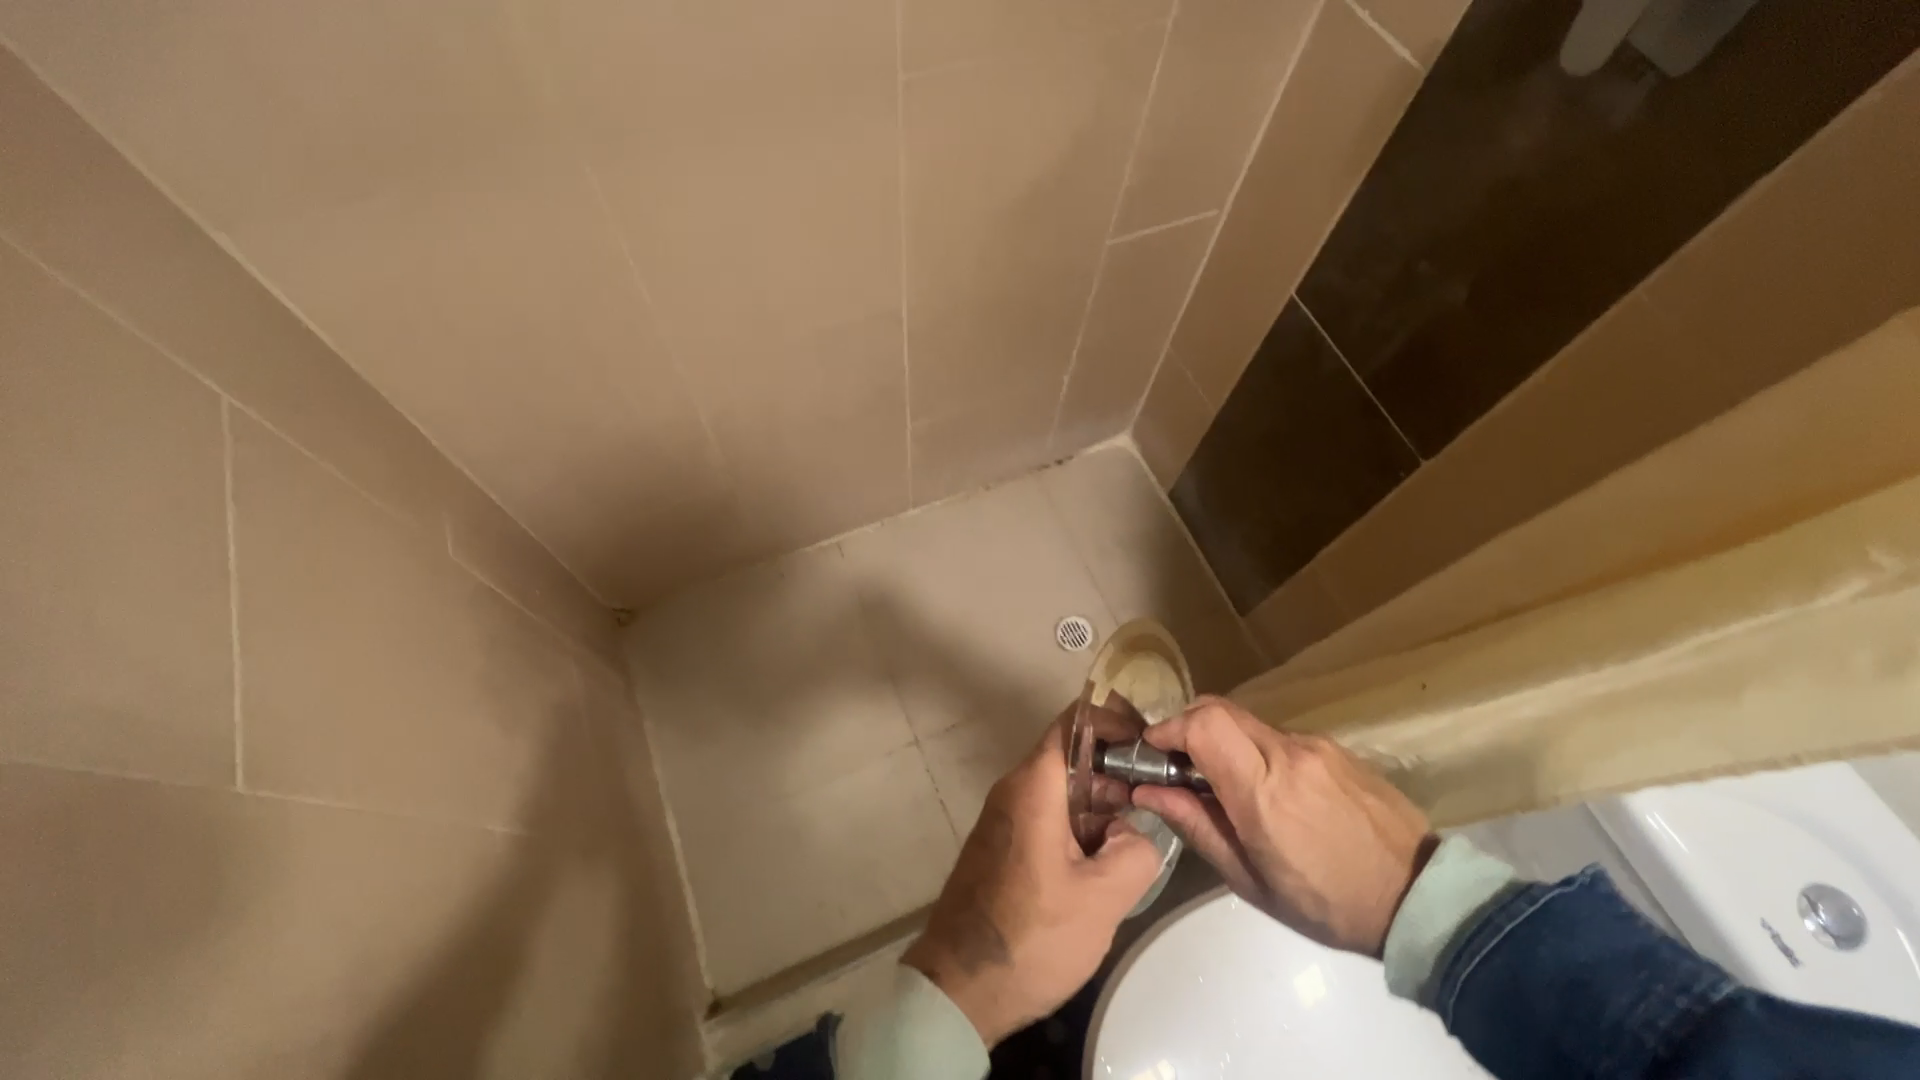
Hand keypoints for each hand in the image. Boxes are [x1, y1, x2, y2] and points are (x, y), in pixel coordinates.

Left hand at [903, 709, 1163, 1045]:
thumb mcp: (1101, 900)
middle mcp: (1014, 792)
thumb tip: (1133, 833)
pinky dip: (1079, 824)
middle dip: (1115, 767)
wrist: (958, 987)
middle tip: (1158, 791)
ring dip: (1100, 801)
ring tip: (1141, 828)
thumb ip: (1135, 853)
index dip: (1113, 720)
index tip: (1150, 740)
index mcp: (1033, 788)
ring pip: (1061, 789)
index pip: (1073, 723)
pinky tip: (1106, 858)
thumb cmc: (1030, 937)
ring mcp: (1004, 820)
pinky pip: (1046, 816)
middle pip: (1070, 755)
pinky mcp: (1003, 847)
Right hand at [1131, 696, 1435, 956]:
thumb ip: (1196, 825)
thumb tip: (1147, 791)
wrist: (1420, 899)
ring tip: (1227, 785)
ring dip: (1225, 741)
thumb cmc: (1325, 903)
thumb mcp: (1248, 879)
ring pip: (1249, 722)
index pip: (1202, 724)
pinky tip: (1271, 790)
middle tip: (1179, 765)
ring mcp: (1317, 745)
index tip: (1153, 751)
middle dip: (1188, 727)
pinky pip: (1281, 736)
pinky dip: (1258, 750)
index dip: (1169, 728)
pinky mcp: (1338, 748)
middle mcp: (1288, 753)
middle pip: (1219, 709)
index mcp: (1262, 790)